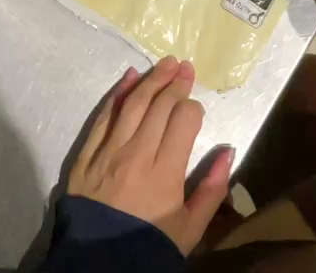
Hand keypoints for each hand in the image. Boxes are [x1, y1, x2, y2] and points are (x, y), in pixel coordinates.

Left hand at [68, 57, 233, 254]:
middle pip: (159, 106)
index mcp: (165, 174)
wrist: (96, 267)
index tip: (195, 107)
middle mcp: (137, 155)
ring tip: (165, 63)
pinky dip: (117, 93)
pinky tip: (130, 76)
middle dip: (175, 83)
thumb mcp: (190, 230)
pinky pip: (103, 116)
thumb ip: (212, 190)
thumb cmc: (148, 246)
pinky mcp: (86, 155)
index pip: (183, 120)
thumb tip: (228, 151)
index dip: (192, 107)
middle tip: (185, 67)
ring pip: (132, 104)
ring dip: (151, 79)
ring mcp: (108, 153)